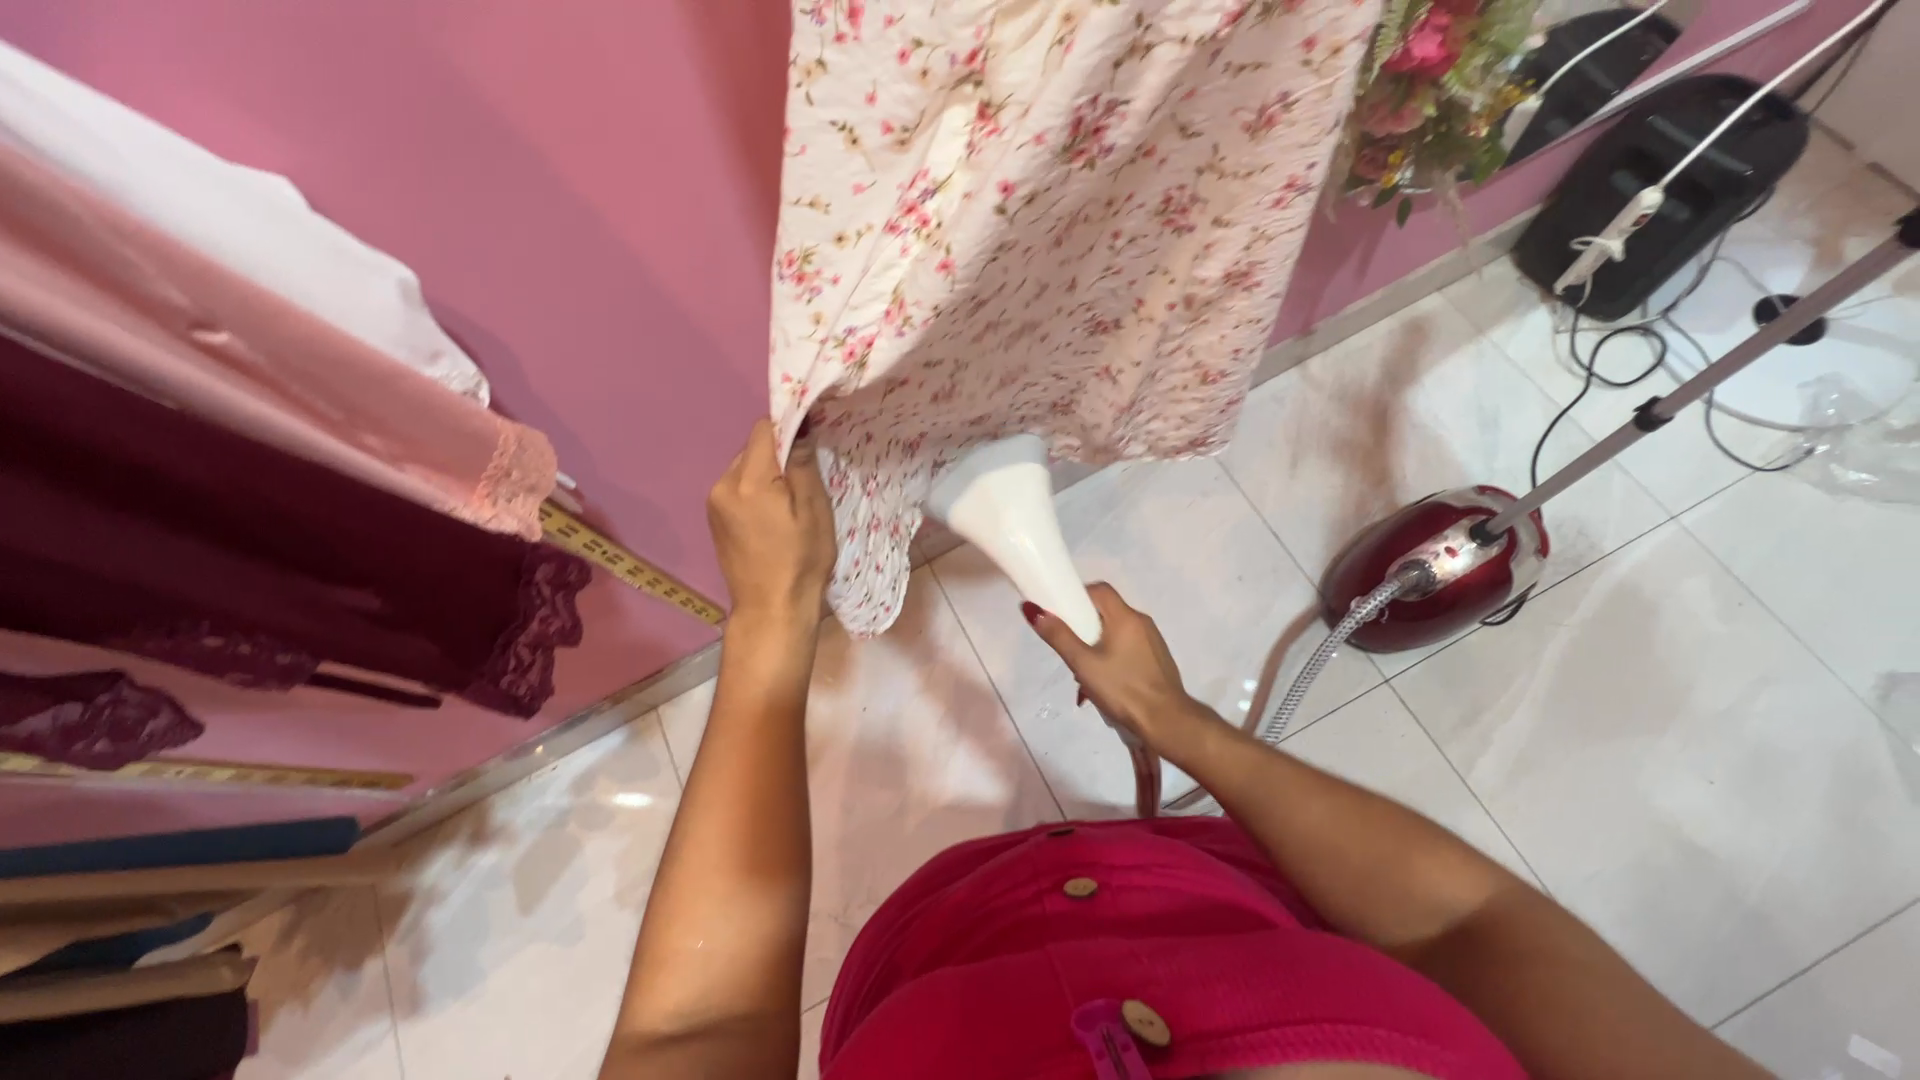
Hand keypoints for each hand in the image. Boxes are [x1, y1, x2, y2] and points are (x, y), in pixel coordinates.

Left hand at [708, 418, 836, 627]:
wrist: (771, 610)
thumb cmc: (800, 561)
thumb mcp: (813, 511)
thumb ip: (802, 465)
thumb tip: (799, 428)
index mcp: (748, 481)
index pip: (764, 430)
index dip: (789, 431)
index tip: (811, 446)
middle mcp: (723, 485)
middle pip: (753, 449)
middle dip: (778, 456)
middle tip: (805, 481)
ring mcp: (714, 503)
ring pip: (746, 468)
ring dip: (767, 475)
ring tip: (789, 504)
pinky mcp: (714, 519)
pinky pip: (738, 489)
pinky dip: (756, 492)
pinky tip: (772, 517)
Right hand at [1024, 583, 1221, 748]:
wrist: (1167, 721)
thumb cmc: (1123, 689)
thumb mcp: (1083, 664)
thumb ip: (1058, 636)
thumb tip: (1032, 610)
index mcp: (1125, 617)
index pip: (1099, 590)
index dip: (1077, 596)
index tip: (1062, 615)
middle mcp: (1142, 622)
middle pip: (1106, 612)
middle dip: (1084, 627)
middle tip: (1070, 651)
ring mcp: (1153, 641)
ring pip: (1116, 632)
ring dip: (1097, 646)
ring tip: (1086, 675)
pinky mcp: (1157, 659)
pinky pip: (1128, 648)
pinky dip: (1113, 657)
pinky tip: (1107, 683)